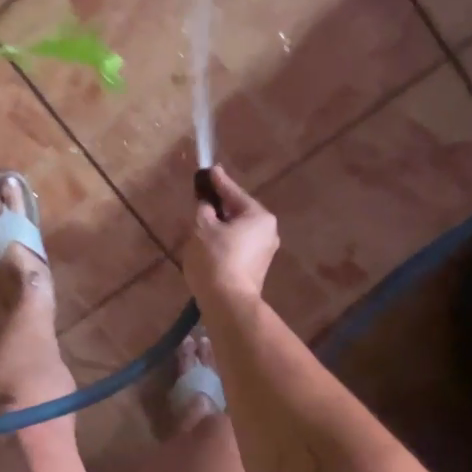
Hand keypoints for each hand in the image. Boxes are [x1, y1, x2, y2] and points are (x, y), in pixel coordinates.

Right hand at [182, 165, 278, 300]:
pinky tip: (210, 244)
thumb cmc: (215, 258)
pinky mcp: (257, 267)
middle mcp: (268, 230)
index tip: (210, 169)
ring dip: (222, 225)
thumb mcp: (202, 228)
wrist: (228, 301)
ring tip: (203, 224)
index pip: (234, 192)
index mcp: (258, 215)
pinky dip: (225, 241)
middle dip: (220, 206)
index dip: (218, 181)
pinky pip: (239, 245)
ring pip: (238, 229)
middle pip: (238, 211)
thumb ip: (205, 210)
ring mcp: (265, 250)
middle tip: (203, 198)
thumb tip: (207, 204)